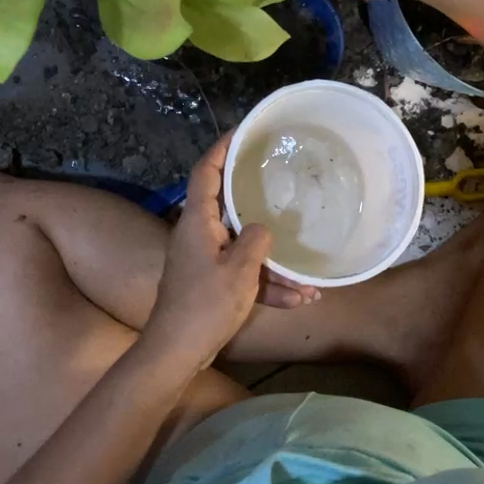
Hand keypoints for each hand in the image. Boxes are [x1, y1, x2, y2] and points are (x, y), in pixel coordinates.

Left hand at [140, 136, 287, 367]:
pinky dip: (267, 284)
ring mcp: (203, 259)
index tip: (244, 130)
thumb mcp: (239, 271)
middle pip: (228, 205)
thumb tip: (264, 228)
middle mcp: (197, 233)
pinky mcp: (210, 283)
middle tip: (282, 180)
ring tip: (308, 277)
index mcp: (197, 221)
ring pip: (243, 247)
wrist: (176, 353)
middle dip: (258, 200)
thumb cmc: (205, 305)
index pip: (206, 171)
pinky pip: (243, 274)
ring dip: (273, 260)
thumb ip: (256, 240)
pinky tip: (298, 300)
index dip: (223, 146)